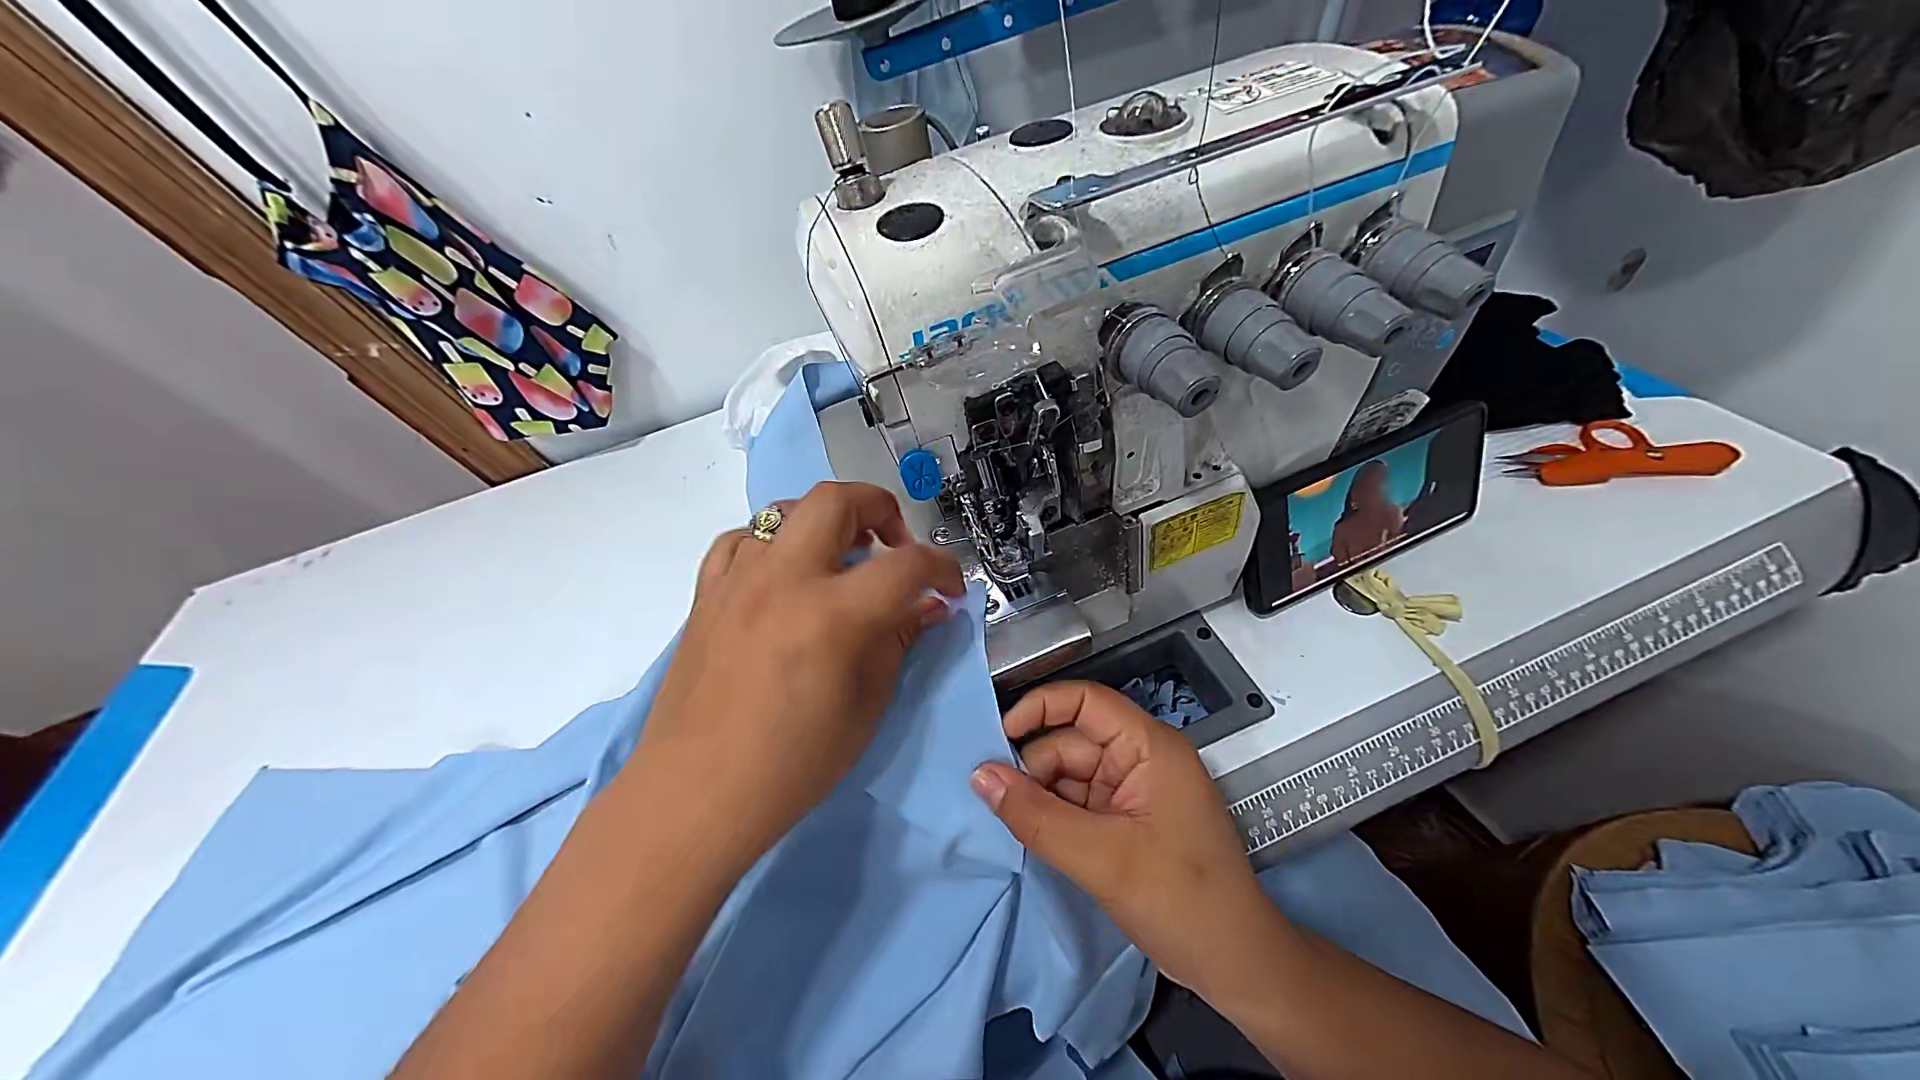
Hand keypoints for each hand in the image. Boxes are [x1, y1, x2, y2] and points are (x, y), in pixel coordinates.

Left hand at [634, 481, 963, 866]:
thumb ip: (898, 642)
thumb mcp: (865, 707)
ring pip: (785, 513)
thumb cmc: (792, 765)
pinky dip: (771, 545)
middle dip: (879, 508)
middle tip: (893, 546)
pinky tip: (781, 575)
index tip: (951, 587)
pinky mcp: (706, 595)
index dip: (942, 569)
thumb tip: (928, 607)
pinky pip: (739, 542)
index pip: (905, 565)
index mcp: (831, 614)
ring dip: (825, 526)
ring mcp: (737, 581)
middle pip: (836, 499)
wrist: (696, 794)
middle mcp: (782, 580)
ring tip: (839, 564)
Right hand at [970, 681, 1279, 992]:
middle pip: (1070, 741)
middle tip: (1000, 803)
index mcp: (1148, 747)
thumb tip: (980, 776)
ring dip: (1040, 796)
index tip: (999, 737)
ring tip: (1016, 827)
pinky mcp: (1125, 820)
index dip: (1040, 708)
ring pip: (1068, 775)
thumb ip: (1035, 816)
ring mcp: (1133, 790)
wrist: (1235, 966)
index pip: (1086, 701)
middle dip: (1033, 769)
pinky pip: (1076, 802)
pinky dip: (1052, 815)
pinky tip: (1033, 835)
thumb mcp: (1102, 858)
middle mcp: (1140, 759)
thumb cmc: (1183, 901)